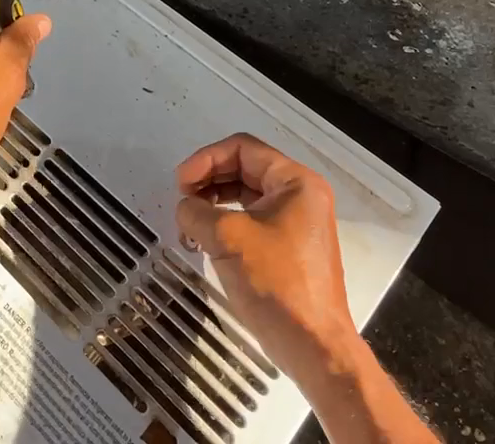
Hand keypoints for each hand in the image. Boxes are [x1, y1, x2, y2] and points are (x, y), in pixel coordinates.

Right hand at [174, 133, 358, 383]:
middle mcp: (300, 196)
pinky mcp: (288, 247)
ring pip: (244, 194)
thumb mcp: (226, 237)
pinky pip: (250, 219)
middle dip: (207, 179)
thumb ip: (195, 210)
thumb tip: (186, 208)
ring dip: (212, 202)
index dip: (204, 159)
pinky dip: (224, 222)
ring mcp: (296, 222)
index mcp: (295, 182)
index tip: (181, 183)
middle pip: (243, 168)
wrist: (312, 346)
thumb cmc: (276, 283)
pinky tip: (205, 238)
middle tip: (182, 199)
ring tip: (189, 220)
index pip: (241, 148)